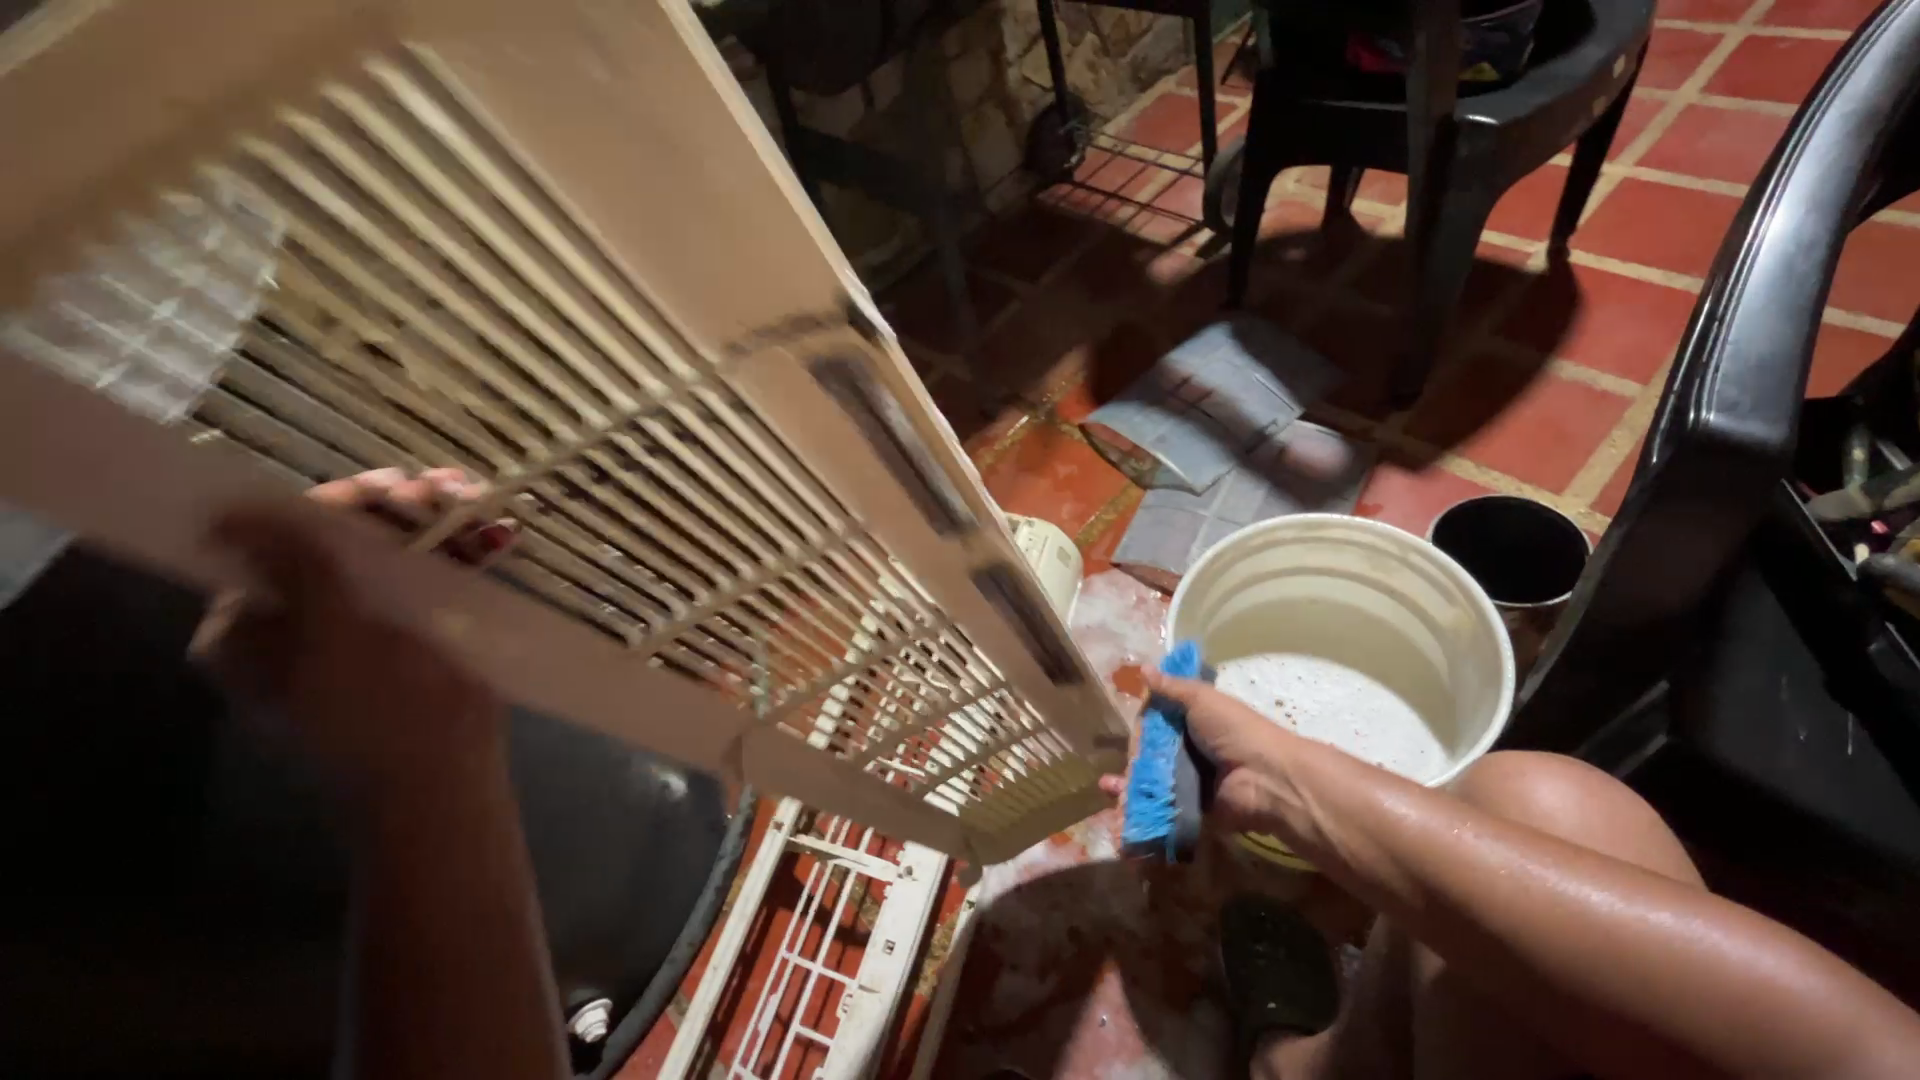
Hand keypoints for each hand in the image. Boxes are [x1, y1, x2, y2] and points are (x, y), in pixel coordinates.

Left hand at [195, 469, 514, 815]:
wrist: (443, 775)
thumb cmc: (378, 711)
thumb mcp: (331, 637)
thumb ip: (295, 568)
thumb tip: (228, 511)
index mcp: (255, 626)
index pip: (283, 543)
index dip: (337, 508)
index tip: (391, 489)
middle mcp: (304, 619)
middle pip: (345, 542)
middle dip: (398, 512)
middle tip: (444, 490)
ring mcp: (365, 624)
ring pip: (397, 553)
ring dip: (439, 524)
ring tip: (479, 502)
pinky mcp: (419, 631)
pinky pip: (437, 576)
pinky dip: (464, 553)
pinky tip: (498, 535)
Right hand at [1100, 669, 1297, 831]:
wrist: (1265, 779)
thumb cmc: (1234, 730)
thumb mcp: (1202, 699)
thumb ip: (1171, 687)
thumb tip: (1143, 668)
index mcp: (1196, 723)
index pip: (1160, 721)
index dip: (1142, 722)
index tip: (1121, 722)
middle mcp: (1192, 751)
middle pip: (1153, 752)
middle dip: (1131, 756)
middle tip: (1108, 759)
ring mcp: (1190, 781)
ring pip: (1153, 780)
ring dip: (1129, 783)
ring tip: (1107, 785)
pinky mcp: (1189, 808)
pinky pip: (1160, 805)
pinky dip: (1139, 804)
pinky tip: (1116, 801)